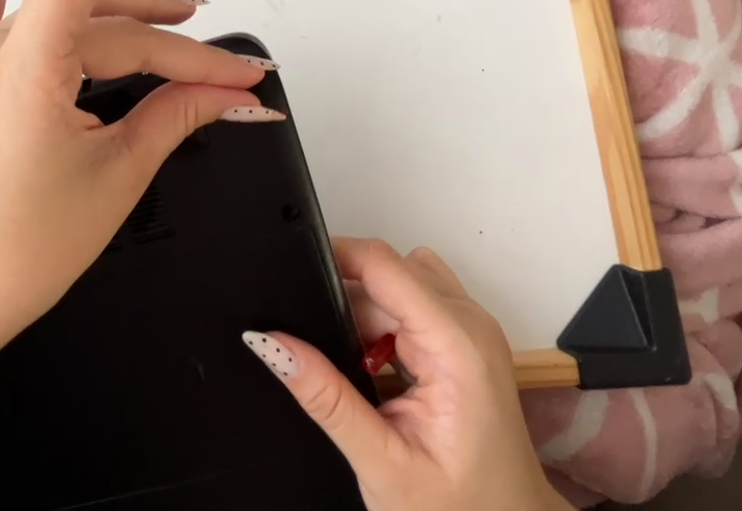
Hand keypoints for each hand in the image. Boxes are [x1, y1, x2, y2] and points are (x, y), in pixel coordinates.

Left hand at [0, 0, 277, 347]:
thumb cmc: (27, 246)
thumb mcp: (117, 174)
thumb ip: (178, 113)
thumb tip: (238, 92)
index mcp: (25, 70)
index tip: (208, 10)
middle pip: (96, 9)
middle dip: (167, 34)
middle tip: (219, 64)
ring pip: (58, 2)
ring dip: (120, 2)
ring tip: (177, 14)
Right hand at [244, 239, 567, 510]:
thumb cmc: (461, 509)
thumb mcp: (382, 464)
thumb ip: (325, 399)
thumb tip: (270, 343)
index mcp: (457, 348)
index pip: (384, 263)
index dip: (334, 256)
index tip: (293, 275)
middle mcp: (471, 323)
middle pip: (387, 271)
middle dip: (346, 299)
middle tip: (325, 352)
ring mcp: (472, 326)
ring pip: (397, 280)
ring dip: (366, 310)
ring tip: (356, 364)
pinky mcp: (466, 335)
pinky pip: (412, 299)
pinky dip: (383, 319)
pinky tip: (376, 363)